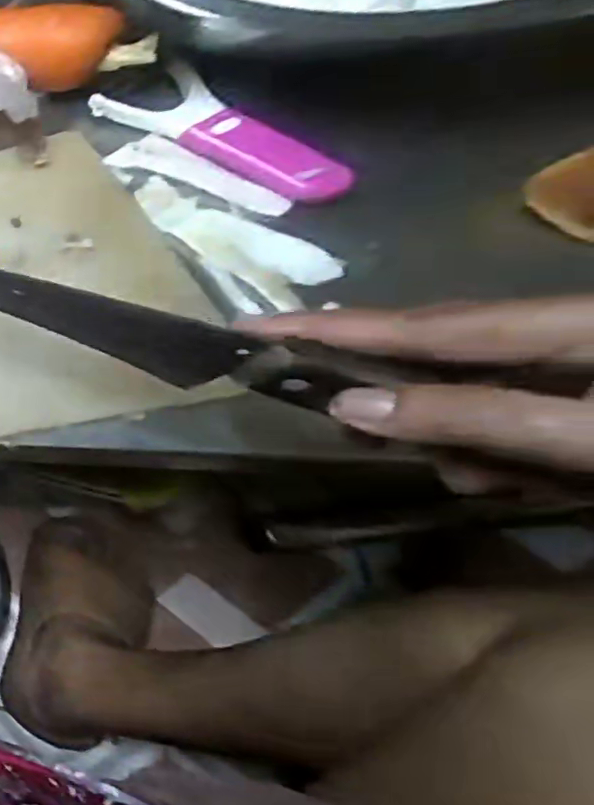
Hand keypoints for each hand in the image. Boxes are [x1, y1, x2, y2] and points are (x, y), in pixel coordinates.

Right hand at [244, 297, 593, 484]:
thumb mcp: (587, 436)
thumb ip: (472, 416)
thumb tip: (344, 404)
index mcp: (564, 323)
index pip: (417, 324)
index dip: (329, 327)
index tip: (246, 326)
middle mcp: (562, 331)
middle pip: (438, 354)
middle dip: (395, 400)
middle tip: (351, 429)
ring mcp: (580, 366)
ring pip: (474, 392)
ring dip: (460, 438)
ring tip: (481, 478)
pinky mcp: (588, 396)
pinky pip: (515, 413)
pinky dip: (505, 448)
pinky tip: (526, 481)